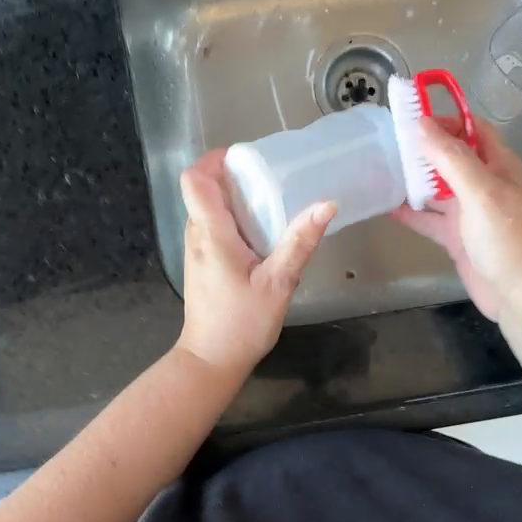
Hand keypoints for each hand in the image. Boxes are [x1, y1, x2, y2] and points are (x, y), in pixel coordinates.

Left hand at [176, 150, 335, 375]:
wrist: (211, 361)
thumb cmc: (242, 324)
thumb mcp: (279, 284)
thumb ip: (300, 243)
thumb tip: (326, 205)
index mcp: (212, 234)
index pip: (195, 179)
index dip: (215, 160)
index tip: (246, 160)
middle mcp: (197, 236)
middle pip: (203, 190)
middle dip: (233, 177)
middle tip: (271, 179)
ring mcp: (195, 250)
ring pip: (208, 209)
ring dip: (234, 200)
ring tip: (270, 203)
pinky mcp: (201, 264)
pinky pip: (213, 228)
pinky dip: (233, 221)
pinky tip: (261, 235)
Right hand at [391, 117, 521, 321]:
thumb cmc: (511, 240)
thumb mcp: (482, 192)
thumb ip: (452, 159)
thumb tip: (422, 124)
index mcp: (498, 165)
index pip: (470, 129)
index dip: (444, 119)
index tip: (409, 115)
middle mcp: (484, 185)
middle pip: (450, 157)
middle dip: (423, 148)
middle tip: (386, 142)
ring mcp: (470, 213)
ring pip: (437, 188)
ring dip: (413, 179)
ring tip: (380, 168)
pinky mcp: (458, 239)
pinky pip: (430, 219)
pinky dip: (411, 212)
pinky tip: (386, 206)